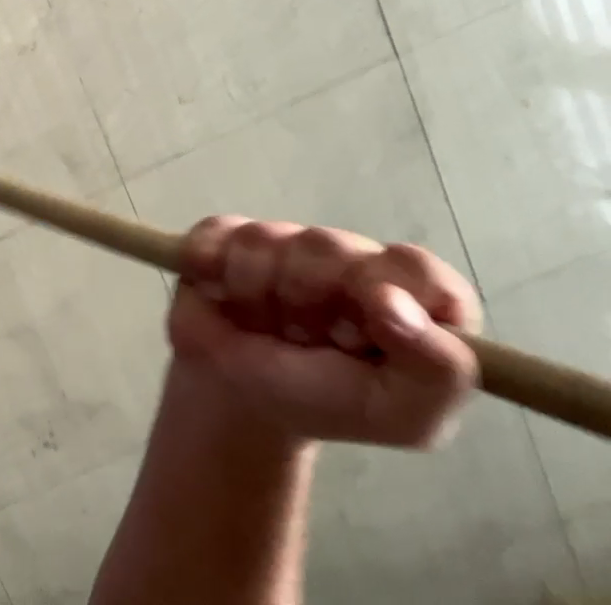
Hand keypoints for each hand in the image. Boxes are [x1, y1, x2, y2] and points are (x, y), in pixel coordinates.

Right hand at [169, 216, 480, 447]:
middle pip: (329, 245)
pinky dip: (210, 267)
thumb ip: (439, 370)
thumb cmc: (321, 404)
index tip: (359, 333)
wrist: (233, 400)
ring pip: (267, 238)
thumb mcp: (402, 415)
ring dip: (255, 292)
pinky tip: (220, 297)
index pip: (414, 266)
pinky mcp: (223, 237)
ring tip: (260, 324)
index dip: (382, 290)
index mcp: (408, 296)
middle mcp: (349, 260)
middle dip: (306, 300)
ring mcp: (283, 243)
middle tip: (301, 338)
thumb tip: (394, 303)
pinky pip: (217, 234)